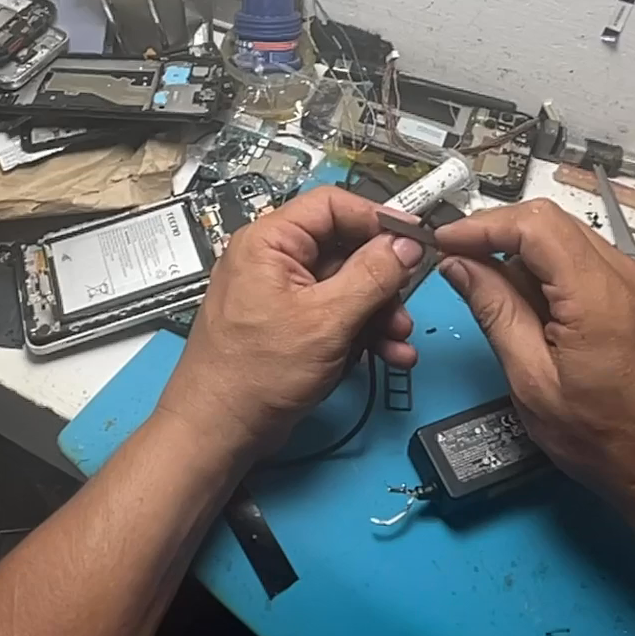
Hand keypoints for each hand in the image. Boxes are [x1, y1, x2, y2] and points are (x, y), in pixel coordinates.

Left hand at [154, 186, 424, 463]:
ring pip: (347, 284)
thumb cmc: (253, 374)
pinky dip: (363, 330)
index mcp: (269, 241)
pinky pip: (337, 312)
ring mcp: (283, 292)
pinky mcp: (292, 323)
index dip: (376, 217)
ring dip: (380, 310)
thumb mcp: (325, 321)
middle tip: (408, 298)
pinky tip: (388, 353)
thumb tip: (405, 242)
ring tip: (399, 338)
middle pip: (344, 246)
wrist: (220, 431)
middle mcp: (274, 258)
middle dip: (383, 277)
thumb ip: (371, 276)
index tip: (414, 236)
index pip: (331, 204)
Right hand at [433, 199, 634, 545]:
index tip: (445, 241)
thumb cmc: (611, 448)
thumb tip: (460, 265)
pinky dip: (553, 271)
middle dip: (499, 233)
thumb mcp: (534, 384)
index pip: (535, 225)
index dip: (482, 225)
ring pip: (571, 240)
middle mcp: (634, 280)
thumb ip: (495, 312)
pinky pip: (592, 263)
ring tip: (493, 289)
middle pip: (553, 222)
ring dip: (525, 253)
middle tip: (459, 259)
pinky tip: (535, 305)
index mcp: (603, 300)